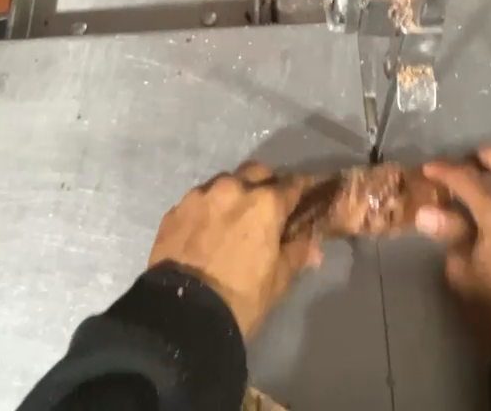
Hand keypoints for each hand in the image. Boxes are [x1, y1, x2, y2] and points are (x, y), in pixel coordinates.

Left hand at [148, 162, 319, 336]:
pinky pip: (199, 200)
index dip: (302, 190)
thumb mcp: (278, 280)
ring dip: (234, 195)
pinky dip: (208, 209)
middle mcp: (234, 187)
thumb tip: (314, 244)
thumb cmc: (240, 299)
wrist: (182, 317)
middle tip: (266, 210)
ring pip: (225, 182)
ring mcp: (201, 195)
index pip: (294, 183)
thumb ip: (297, 252)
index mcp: (265, 202)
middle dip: (265, 185)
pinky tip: (205, 231)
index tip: (305, 197)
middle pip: (257, 172)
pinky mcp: (176, 209)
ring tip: (231, 220)